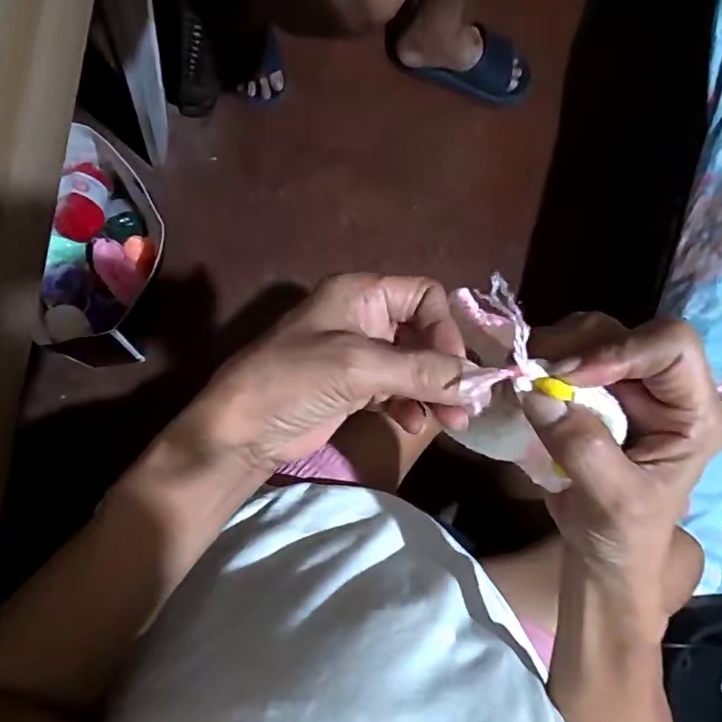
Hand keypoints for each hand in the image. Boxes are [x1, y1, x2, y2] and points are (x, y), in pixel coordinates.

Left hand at [170, 273, 470, 470]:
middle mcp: (361, 318)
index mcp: (359, 293)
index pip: (424, 296)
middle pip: (423, 333)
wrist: (243, 428)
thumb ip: (420, 370)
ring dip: (433, 390)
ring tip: (448, 421)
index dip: (445, 328)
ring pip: (412, 366)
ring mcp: (357, 355)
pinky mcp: (352, 389)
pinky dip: (409, 405)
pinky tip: (411, 424)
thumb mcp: (358, 367)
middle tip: (465, 405)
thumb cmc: (293, 380)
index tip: (454, 367)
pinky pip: (395, 390)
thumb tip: (478, 381)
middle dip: (445, 367)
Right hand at [521, 314, 721, 623]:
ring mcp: (625, 388)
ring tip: (523, 375)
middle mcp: (664, 389)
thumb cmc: (623, 534)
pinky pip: (564, 355)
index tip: (565, 376)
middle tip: (530, 371)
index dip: (619, 351)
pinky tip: (521, 381)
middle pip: (625, 333)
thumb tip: (536, 393)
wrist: (603, 552)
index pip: (671, 348)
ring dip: (552, 349)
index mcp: (693, 413)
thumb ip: (580, 447)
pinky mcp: (591, 392)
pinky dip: (538, 360)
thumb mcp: (611, 500)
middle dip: (576, 346)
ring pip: (590, 335)